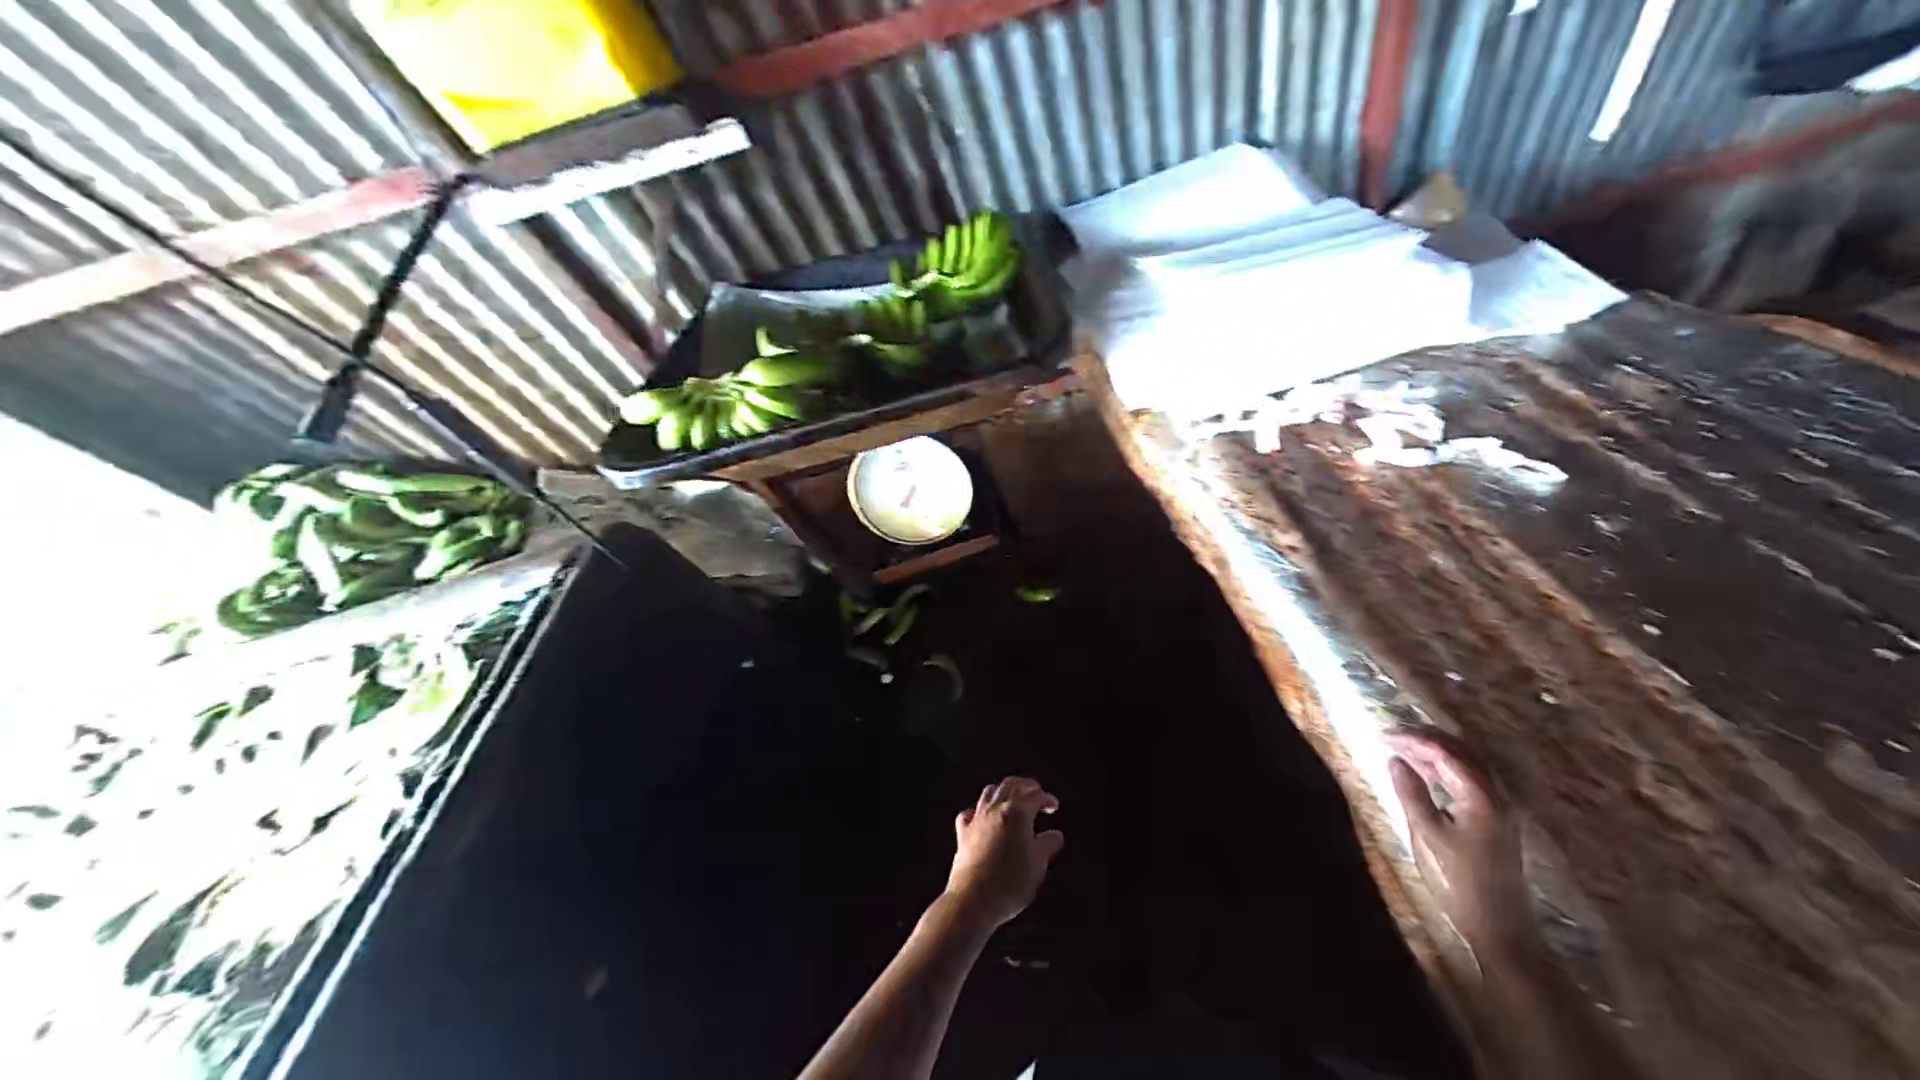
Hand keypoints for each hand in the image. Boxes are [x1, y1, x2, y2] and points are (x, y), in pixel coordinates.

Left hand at [943, 777, 1064, 930]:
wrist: (972, 902)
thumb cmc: (1008, 884)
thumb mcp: (1037, 865)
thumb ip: (1048, 845)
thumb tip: (1055, 836)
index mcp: (1016, 813)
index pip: (1035, 796)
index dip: (1047, 798)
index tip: (1053, 805)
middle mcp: (995, 810)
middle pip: (1011, 785)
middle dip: (1026, 786)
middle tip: (1036, 792)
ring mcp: (977, 820)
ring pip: (990, 792)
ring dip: (1004, 791)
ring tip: (1013, 798)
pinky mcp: (963, 833)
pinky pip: (970, 812)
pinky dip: (979, 809)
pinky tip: (984, 816)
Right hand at [1388, 730, 1531, 959]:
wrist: (1499, 927)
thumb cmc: (1458, 880)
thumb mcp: (1426, 834)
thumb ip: (1411, 793)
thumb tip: (1396, 760)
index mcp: (1482, 797)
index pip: (1446, 753)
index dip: (1415, 739)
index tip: (1385, 734)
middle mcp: (1498, 796)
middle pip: (1464, 752)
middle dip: (1428, 738)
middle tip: (1393, 735)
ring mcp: (1501, 808)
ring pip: (1470, 765)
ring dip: (1438, 752)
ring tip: (1405, 749)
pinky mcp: (1497, 820)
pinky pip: (1472, 780)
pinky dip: (1448, 769)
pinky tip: (1427, 773)